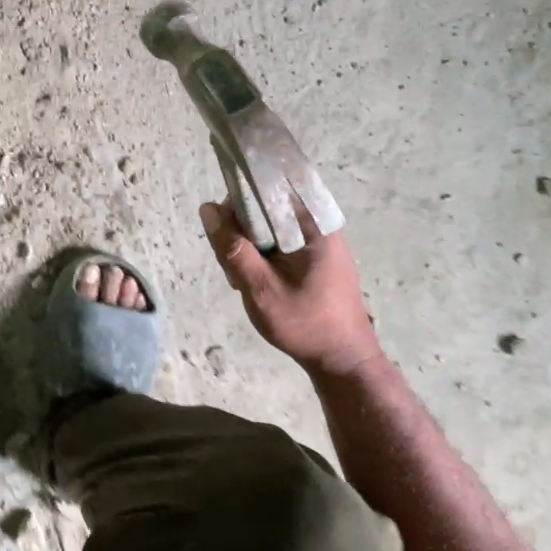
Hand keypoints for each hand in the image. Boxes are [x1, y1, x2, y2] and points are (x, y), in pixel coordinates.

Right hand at [200, 202, 383, 378]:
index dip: (239, 205)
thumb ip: (233, 248)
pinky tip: (256, 282)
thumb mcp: (260, 288)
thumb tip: (207, 209)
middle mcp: (319, 227)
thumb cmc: (304, 324)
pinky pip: (279, 243)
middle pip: (266, 208)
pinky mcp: (315, 258)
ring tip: (245, 281)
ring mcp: (319, 242)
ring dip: (250, 247)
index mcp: (314, 226)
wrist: (343, 360)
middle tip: (234, 269)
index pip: (268, 190)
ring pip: (269, 227)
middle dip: (242, 232)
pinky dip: (262, 257)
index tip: (225, 234)